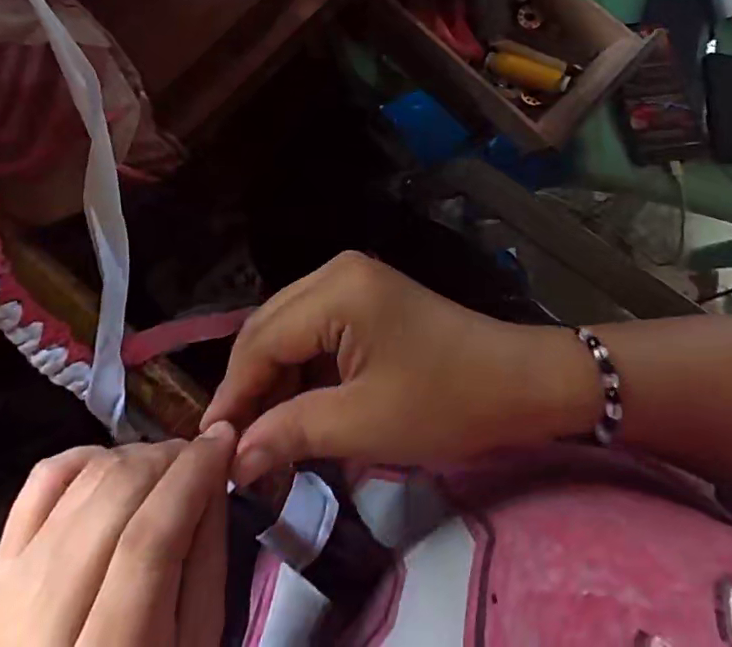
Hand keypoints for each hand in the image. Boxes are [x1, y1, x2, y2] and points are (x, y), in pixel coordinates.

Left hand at [0, 423, 234, 646]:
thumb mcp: (197, 642)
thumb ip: (206, 559)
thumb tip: (211, 473)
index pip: (148, 541)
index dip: (190, 478)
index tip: (224, 439)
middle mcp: (43, 623)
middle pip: (111, 501)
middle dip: (166, 459)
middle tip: (201, 454)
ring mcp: (9, 593)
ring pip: (79, 484)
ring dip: (134, 455)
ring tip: (167, 464)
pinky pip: (39, 485)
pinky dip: (83, 459)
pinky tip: (116, 465)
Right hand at [201, 252, 591, 484]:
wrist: (521, 383)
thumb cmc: (445, 401)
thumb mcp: (362, 425)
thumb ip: (289, 433)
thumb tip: (233, 459)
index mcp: (335, 289)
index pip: (260, 341)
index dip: (233, 395)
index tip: (210, 447)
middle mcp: (335, 271)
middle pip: (269, 330)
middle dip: (250, 387)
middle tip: (235, 445)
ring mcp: (352, 281)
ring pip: (289, 331)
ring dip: (274, 381)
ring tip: (263, 435)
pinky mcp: (365, 298)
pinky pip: (315, 332)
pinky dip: (302, 371)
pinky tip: (296, 408)